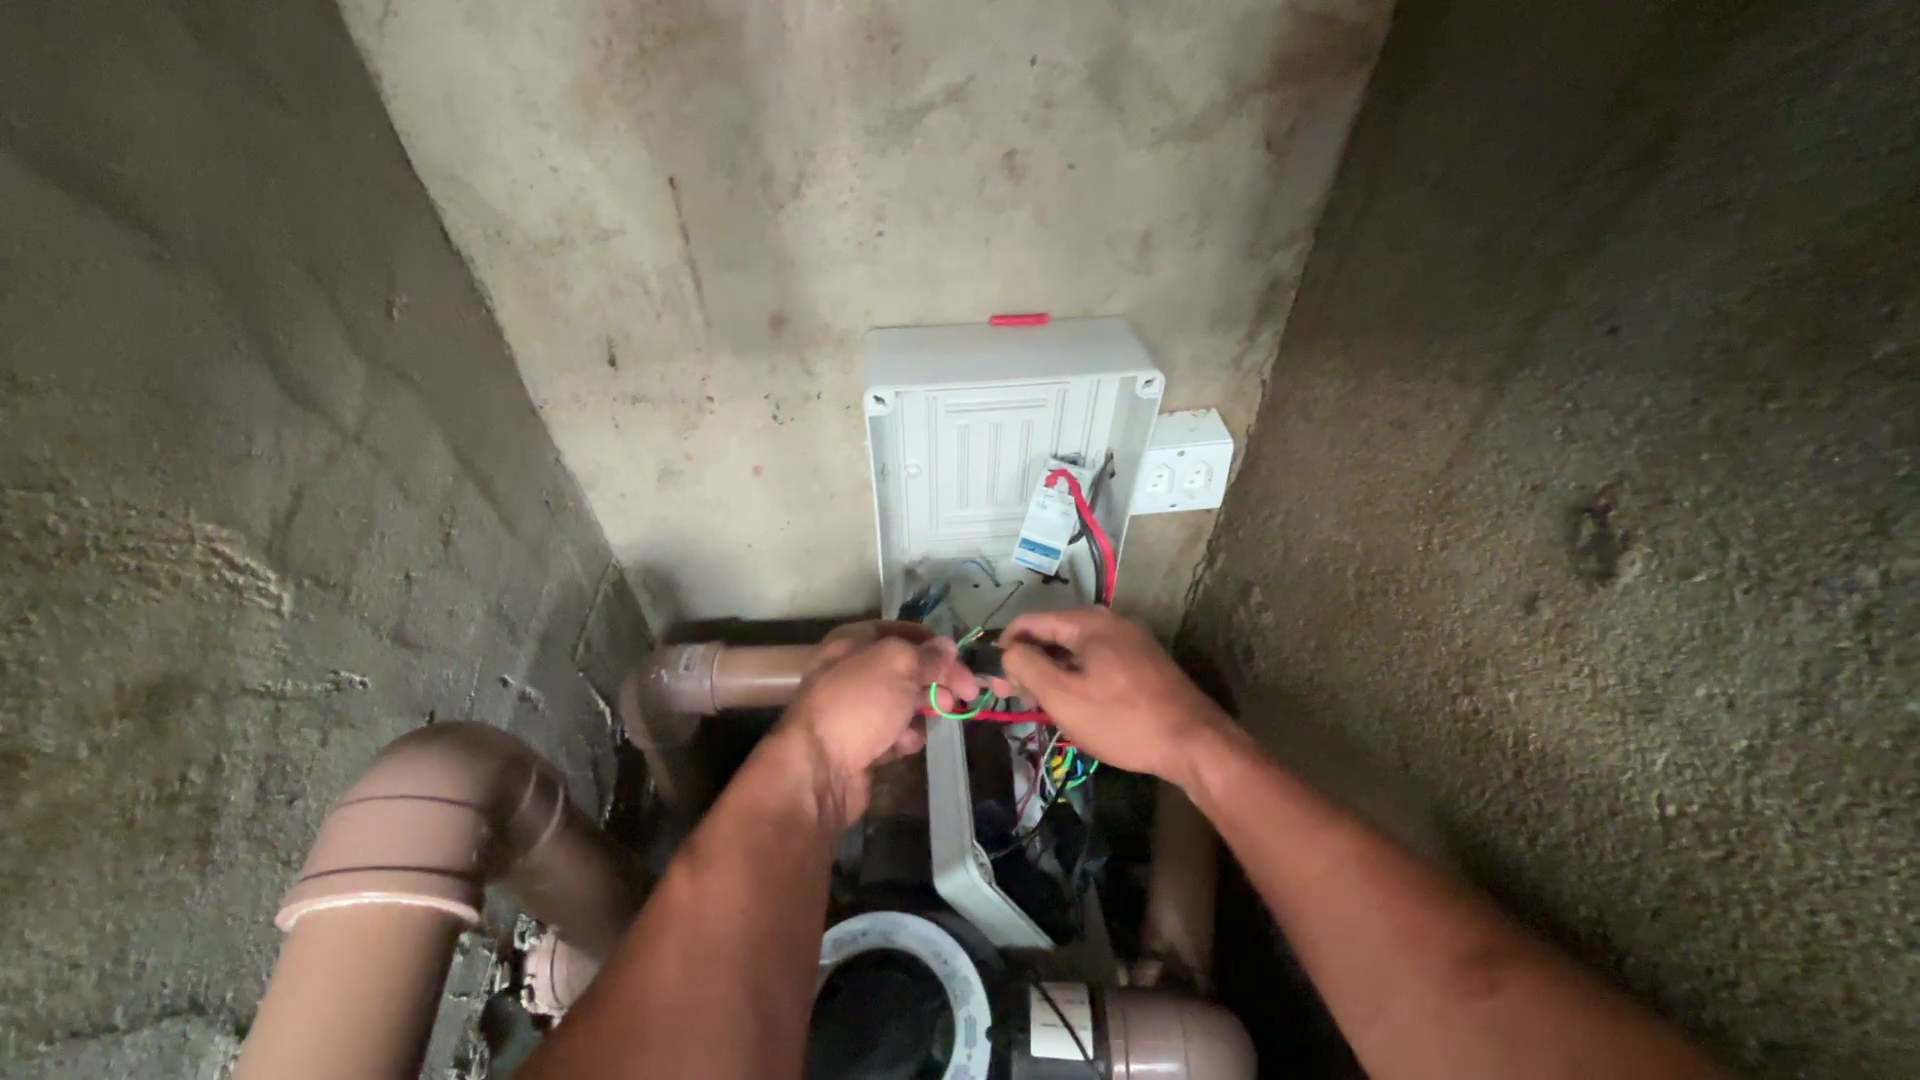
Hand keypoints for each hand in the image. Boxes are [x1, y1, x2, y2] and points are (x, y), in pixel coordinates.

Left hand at [774, 621, 977, 824]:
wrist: (818, 769)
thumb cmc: (858, 704)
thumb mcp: (899, 665)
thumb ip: (928, 655)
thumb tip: (947, 647)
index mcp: (854, 642)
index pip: (902, 632)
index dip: (933, 644)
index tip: (960, 659)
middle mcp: (852, 671)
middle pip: (907, 669)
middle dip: (937, 679)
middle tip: (963, 694)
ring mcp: (855, 710)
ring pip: (904, 702)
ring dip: (925, 708)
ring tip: (939, 716)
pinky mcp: (861, 743)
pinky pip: (895, 733)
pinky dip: (905, 737)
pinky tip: (905, 744)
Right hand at [999, 607, 1230, 785]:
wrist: (1194, 743)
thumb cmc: (1122, 720)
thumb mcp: (1063, 696)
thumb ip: (1027, 667)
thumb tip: (1008, 652)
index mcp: (1088, 622)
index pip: (1030, 621)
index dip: (1006, 647)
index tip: (995, 680)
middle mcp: (1110, 621)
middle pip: (1054, 634)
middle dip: (1030, 663)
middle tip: (1016, 698)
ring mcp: (1131, 641)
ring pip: (1076, 650)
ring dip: (1054, 673)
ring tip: (1043, 705)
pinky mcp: (1144, 663)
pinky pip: (1098, 662)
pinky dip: (1079, 677)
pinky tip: (1077, 705)